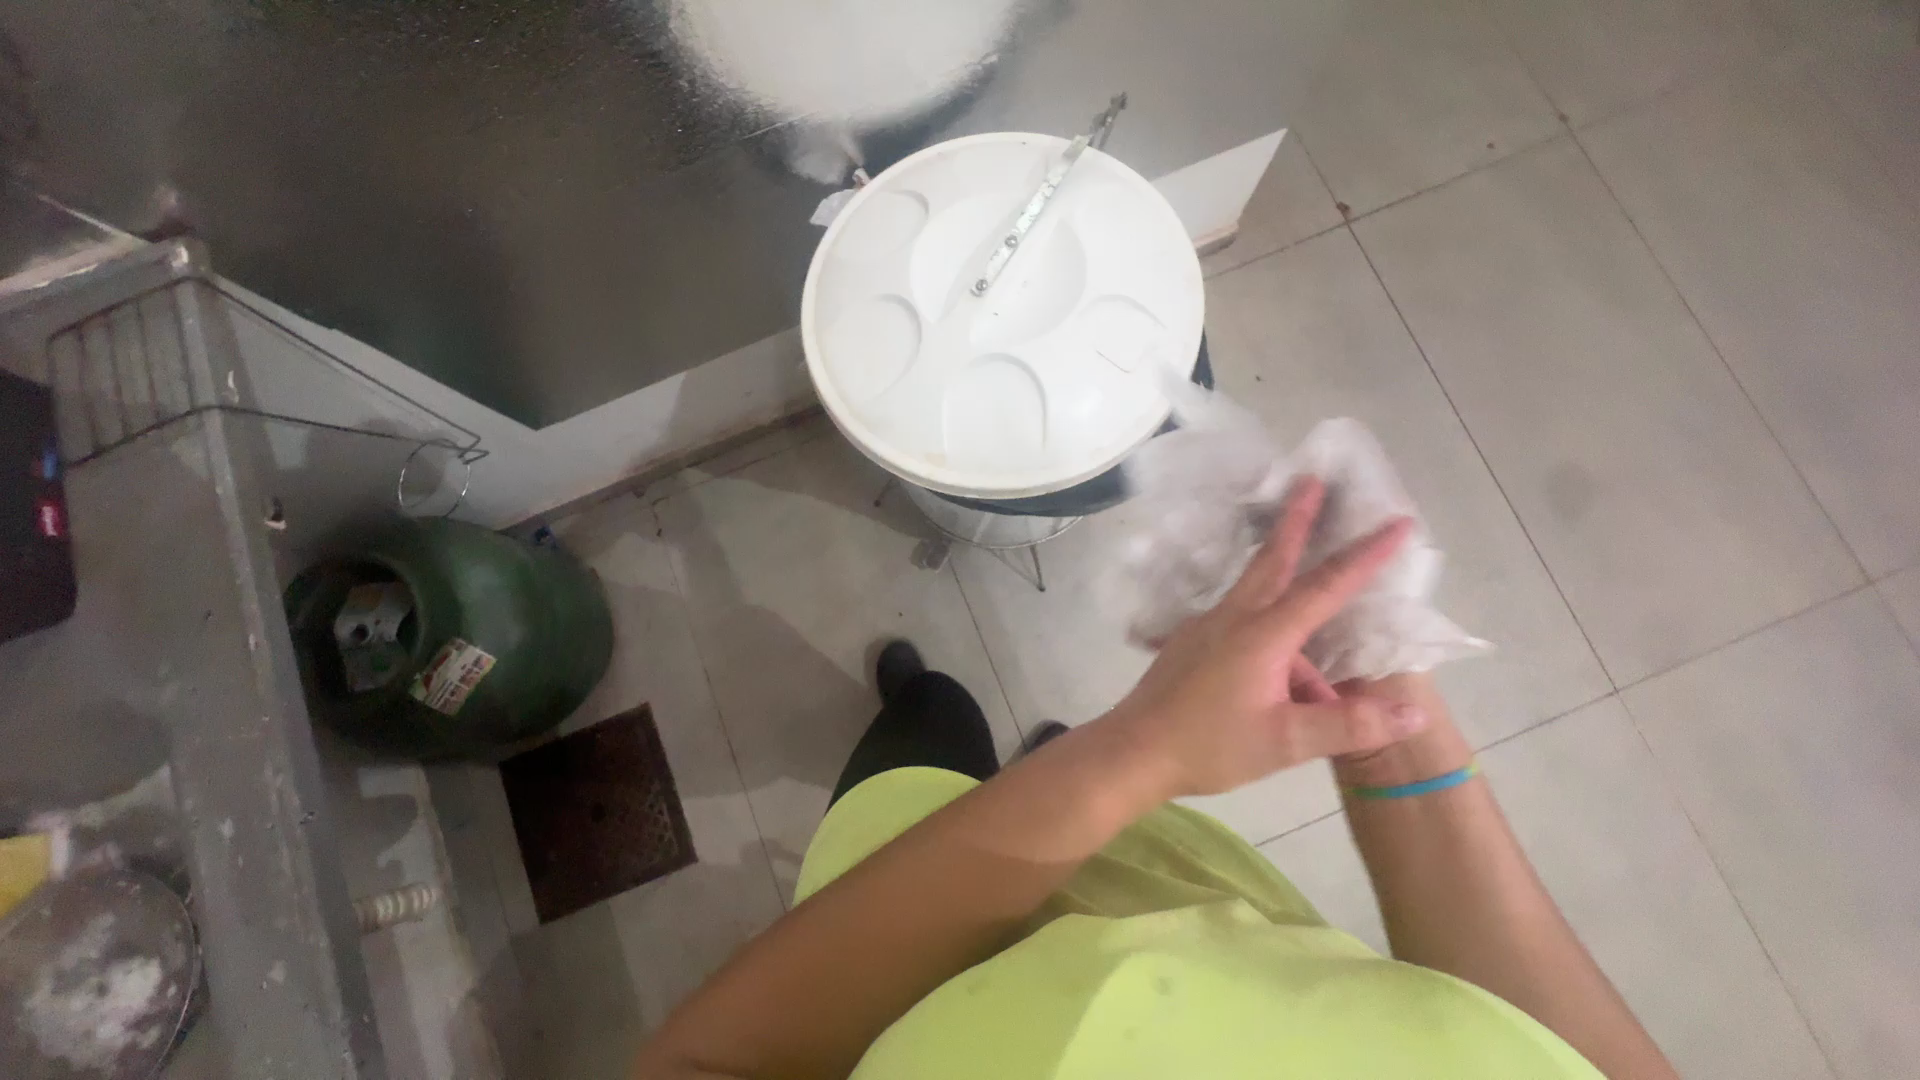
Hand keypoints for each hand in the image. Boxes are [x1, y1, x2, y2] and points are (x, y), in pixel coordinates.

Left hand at [1100, 478, 1429, 798]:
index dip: (1365, 556)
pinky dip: (1269, 639)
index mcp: (1263, 635)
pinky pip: (1241, 627)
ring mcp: (1207, 628)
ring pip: (1258, 599)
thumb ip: (1349, 725)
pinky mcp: (1192, 644)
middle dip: (1295, 518)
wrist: (1135, 750)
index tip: (1397, 522)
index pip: (1325, 586)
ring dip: (1288, 600)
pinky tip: (1279, 691)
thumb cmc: (1210, 745)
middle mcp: (1234, 619)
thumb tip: (1411, 713)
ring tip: (1313, 698)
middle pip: (1273, 560)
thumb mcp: (1286, 742)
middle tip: (1309, 479)